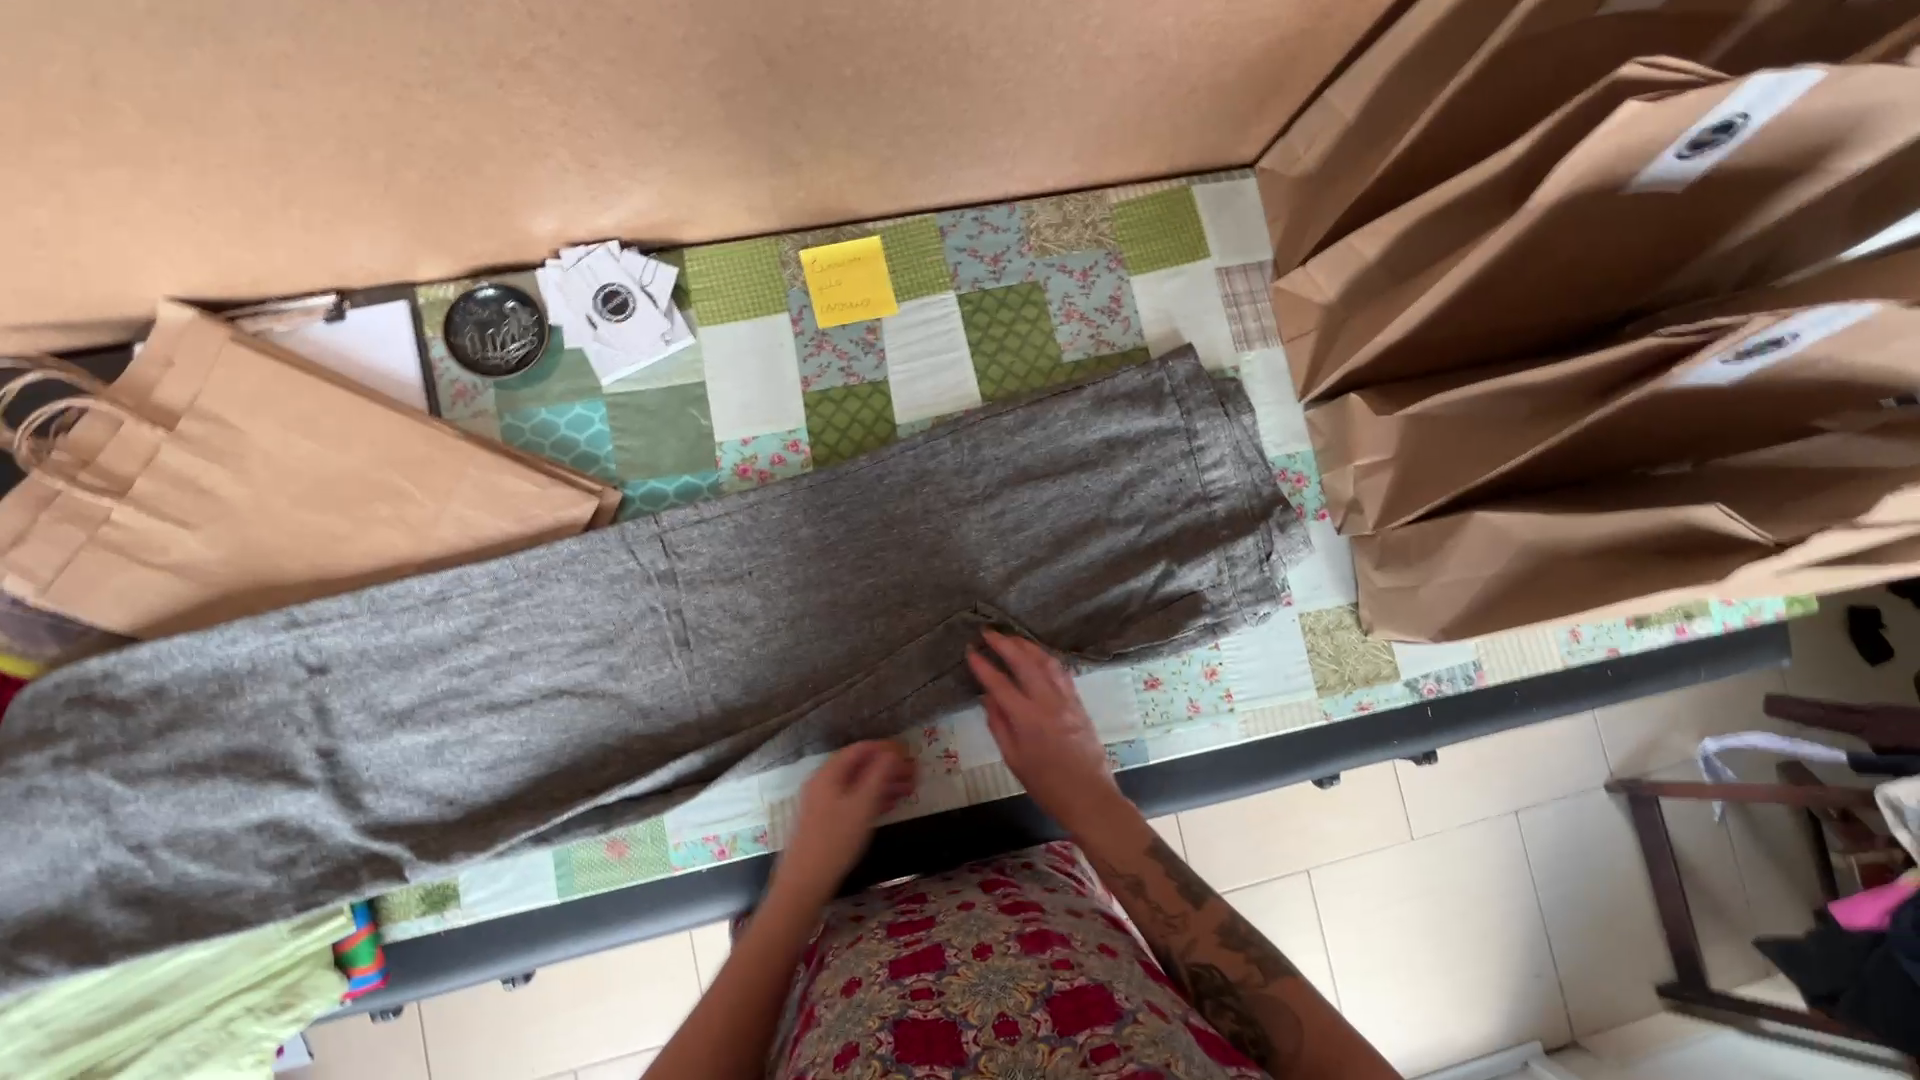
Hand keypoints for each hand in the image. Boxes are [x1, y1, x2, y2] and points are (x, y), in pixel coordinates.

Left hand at [772, 741, 915, 906]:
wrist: (805, 882)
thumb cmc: (836, 840)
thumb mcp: (863, 805)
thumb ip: (879, 775)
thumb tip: (893, 753)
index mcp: (830, 773)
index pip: (862, 749)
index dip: (887, 749)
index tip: (910, 754)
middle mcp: (824, 782)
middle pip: (861, 766)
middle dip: (889, 767)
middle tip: (914, 773)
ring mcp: (824, 802)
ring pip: (859, 784)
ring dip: (884, 783)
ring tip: (910, 789)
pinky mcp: (826, 820)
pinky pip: (854, 800)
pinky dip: (873, 799)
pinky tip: (890, 805)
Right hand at [967, 629, 1127, 836]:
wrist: (1089, 797)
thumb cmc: (1046, 785)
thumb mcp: (1013, 759)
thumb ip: (999, 725)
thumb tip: (988, 698)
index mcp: (1027, 719)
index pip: (999, 684)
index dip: (983, 666)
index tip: (970, 651)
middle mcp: (1048, 703)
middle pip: (1024, 662)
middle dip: (1004, 644)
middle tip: (988, 632)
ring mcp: (1067, 700)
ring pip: (1046, 661)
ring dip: (1027, 645)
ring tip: (1011, 637)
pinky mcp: (1079, 703)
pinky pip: (1061, 672)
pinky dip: (1047, 658)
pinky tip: (1038, 655)